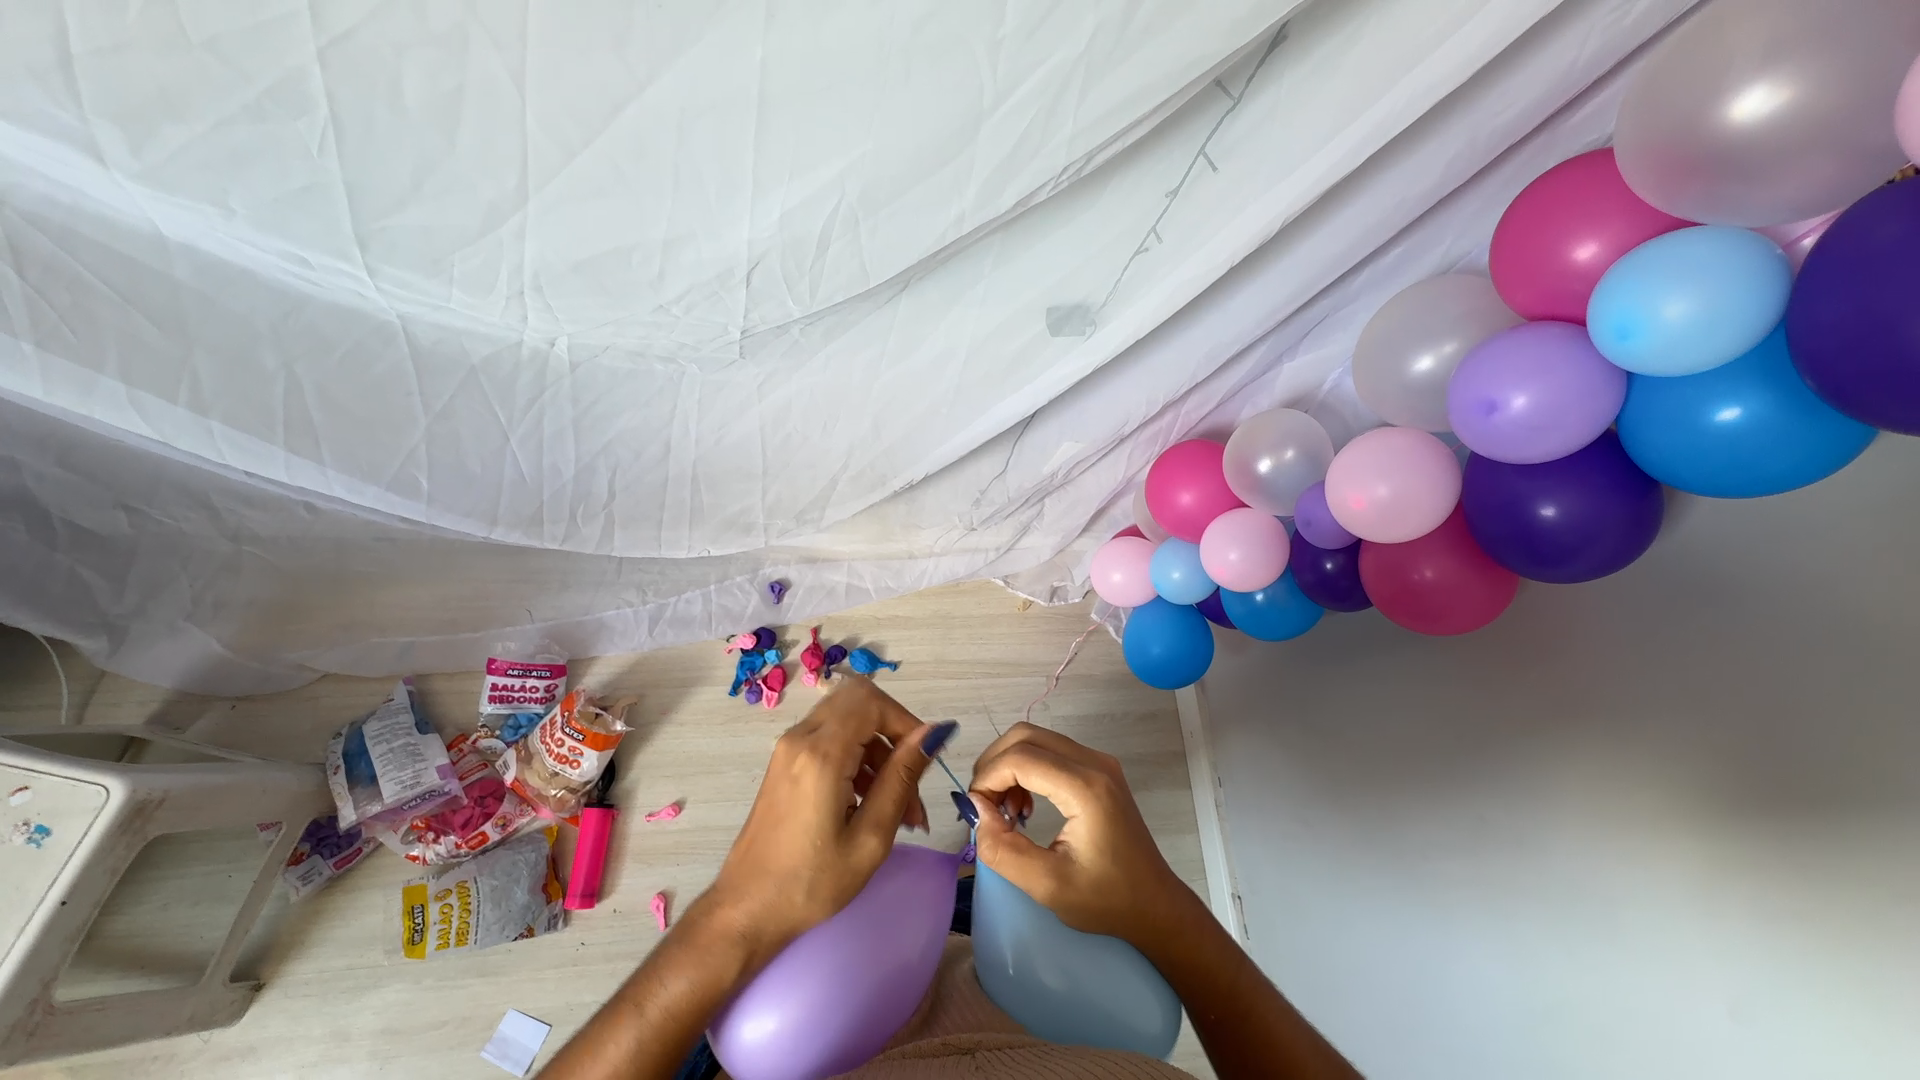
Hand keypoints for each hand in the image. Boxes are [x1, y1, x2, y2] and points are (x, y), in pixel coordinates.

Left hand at [706, 676, 949, 954]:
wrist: (747, 911)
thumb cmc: (812, 883)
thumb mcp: (871, 836)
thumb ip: (903, 777)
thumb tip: (934, 732)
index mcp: (821, 754)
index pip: (872, 701)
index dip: (907, 722)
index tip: (925, 761)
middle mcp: (800, 738)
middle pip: (859, 701)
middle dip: (895, 734)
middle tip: (912, 781)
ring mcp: (788, 749)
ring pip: (847, 721)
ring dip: (879, 752)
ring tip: (902, 809)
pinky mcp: (785, 763)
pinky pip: (831, 739)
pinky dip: (858, 759)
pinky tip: (872, 806)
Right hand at [967, 722, 1192, 943]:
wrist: (1154, 905)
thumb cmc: (1106, 900)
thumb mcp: (1047, 886)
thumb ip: (1002, 849)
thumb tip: (976, 811)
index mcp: (1086, 788)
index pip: (1020, 757)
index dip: (987, 779)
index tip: (975, 812)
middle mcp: (1094, 763)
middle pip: (1025, 736)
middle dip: (994, 765)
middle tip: (983, 806)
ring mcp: (1100, 762)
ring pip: (1036, 739)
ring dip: (1009, 766)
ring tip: (1005, 812)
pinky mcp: (1099, 769)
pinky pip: (1050, 751)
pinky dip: (1026, 769)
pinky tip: (1024, 806)